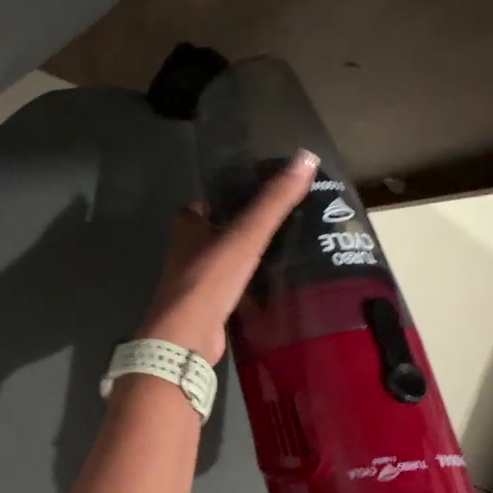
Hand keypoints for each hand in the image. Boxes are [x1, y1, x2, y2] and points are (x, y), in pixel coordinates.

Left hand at [138, 150, 317, 361]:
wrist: (187, 336)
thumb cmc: (210, 278)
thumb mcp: (246, 234)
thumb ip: (274, 200)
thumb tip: (307, 157)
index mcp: (187, 228)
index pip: (203, 205)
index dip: (225, 199)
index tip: (257, 196)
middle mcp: (185, 253)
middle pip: (214, 234)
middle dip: (241, 229)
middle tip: (281, 223)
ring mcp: (194, 282)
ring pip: (222, 263)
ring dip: (246, 259)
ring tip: (286, 251)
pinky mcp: (205, 308)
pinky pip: (230, 290)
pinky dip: (248, 287)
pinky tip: (274, 286)